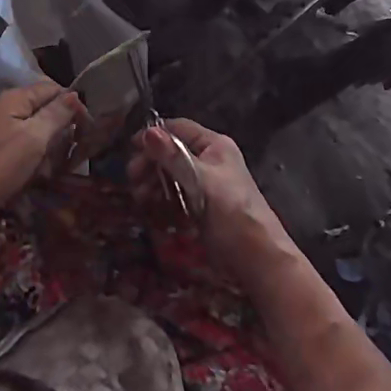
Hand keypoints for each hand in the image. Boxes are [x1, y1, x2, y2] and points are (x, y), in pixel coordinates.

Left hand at [0, 81, 88, 221]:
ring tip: (51, 168)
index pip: (53, 89)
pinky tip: (38, 175)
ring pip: (39, 132)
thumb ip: (56, 114)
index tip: (88, 130)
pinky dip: (37, 160)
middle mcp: (9, 108)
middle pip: (47, 110)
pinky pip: (28, 148)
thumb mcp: (34, 137)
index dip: (73, 106)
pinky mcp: (1, 150)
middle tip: (70, 153)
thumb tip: (75, 94)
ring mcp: (3, 129)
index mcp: (16, 98)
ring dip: (50, 149)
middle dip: (62, 131)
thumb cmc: (0, 164)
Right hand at [131, 118, 295, 279]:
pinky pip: (173, 194)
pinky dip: (160, 198)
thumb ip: (173, 157)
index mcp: (214, 146)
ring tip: (140, 196)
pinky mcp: (199, 206)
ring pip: (169, 174)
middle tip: (133, 177)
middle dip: (150, 162)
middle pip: (170, 152)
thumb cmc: (234, 214)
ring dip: (152, 181)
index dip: (154, 135)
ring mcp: (204, 184)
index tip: (131, 148)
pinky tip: (149, 206)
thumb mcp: (201, 181)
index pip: (177, 128)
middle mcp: (208, 160)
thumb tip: (148, 132)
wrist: (258, 262)